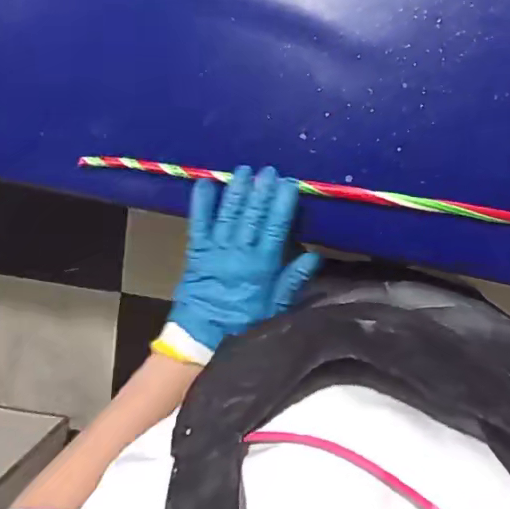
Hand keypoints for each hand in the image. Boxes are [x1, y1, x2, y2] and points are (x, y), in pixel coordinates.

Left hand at [167, 165, 320, 353]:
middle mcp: (239, 252)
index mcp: (261, 265)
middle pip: (253, 216)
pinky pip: (198, 224)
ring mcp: (215, 250)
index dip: (283, 204)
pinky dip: (201, 203)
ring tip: (243, 171)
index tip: (290, 184)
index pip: (275, 228)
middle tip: (268, 170)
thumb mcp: (274, 308)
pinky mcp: (195, 253)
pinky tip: (204, 183)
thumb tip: (314, 256)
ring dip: (236, 190)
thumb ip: (292, 281)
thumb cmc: (242, 324)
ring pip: (228, 214)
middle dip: (261, 191)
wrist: (201, 338)